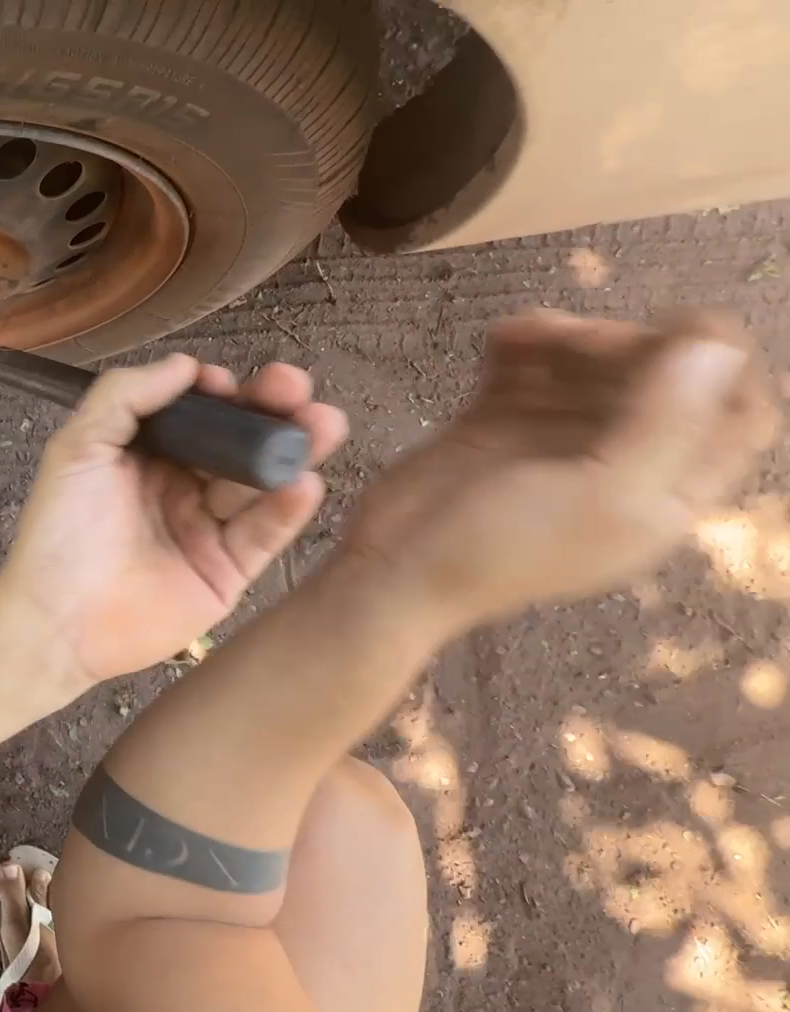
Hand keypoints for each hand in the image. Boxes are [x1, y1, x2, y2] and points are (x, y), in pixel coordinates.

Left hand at [0, 356, 348, 686]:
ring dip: (292, 449)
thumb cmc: (59, 531)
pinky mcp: (227, 570)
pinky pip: (265, 532)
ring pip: (259, 481)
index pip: (193, 414)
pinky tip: (304, 481)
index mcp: (141, 457)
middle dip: (267, 410)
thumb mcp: (76, 450)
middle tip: (293, 388)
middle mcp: (177, 486)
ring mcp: (205, 529)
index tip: (226, 383)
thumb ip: (122, 398)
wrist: (59, 618)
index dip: (216, 393)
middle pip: (235, 441)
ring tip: (321, 423)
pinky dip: (287, 507)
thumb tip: (184, 363)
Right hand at [345, 309, 777, 627]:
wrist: (395, 569)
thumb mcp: (601, 498)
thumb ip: (663, 424)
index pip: (731, 415)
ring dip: (568, 339)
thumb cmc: (502, 550)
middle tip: (576, 338)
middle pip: (654, 380)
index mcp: (661, 490)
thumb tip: (713, 347)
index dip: (722, 367)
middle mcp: (611, 457)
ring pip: (585, 370)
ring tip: (528, 330)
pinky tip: (502, 336)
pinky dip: (518, 347)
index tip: (682, 328)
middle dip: (627, 348)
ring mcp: (545, 439)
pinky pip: (518, 374)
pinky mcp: (488, 425)